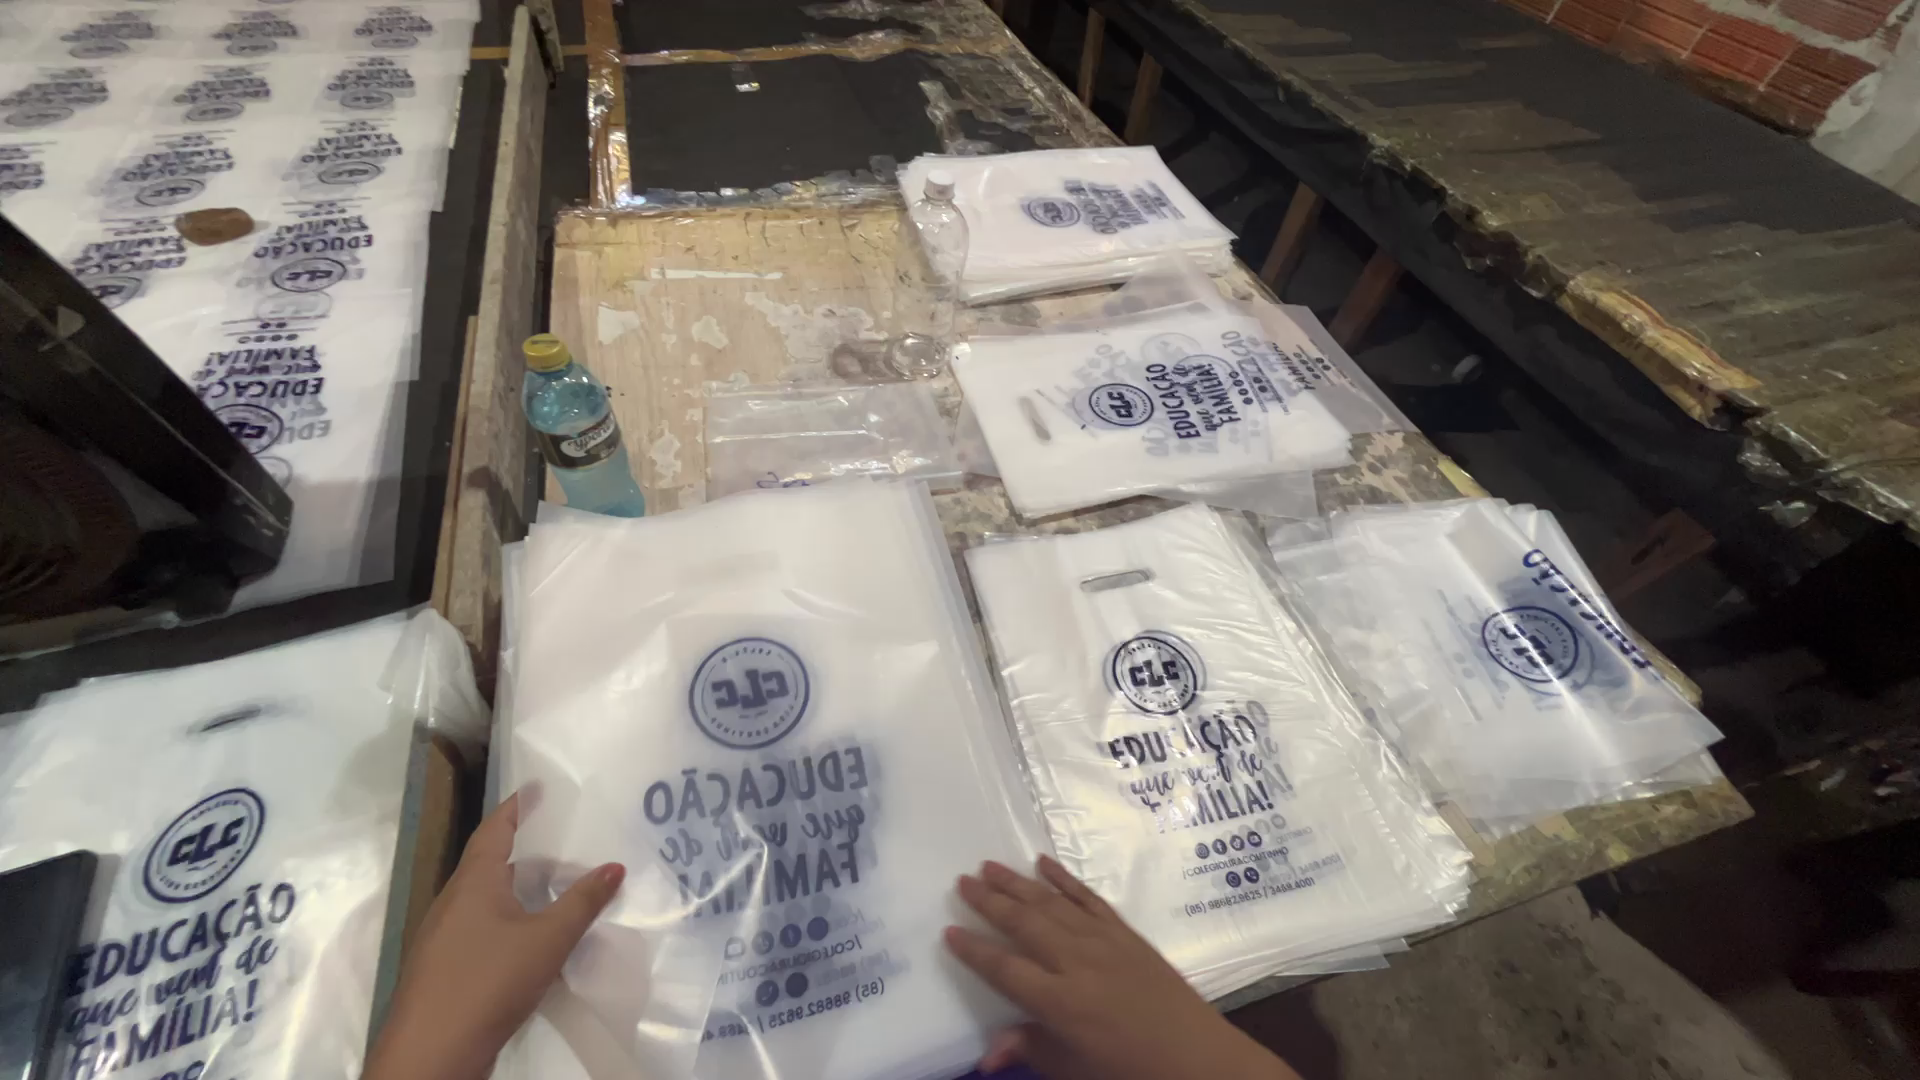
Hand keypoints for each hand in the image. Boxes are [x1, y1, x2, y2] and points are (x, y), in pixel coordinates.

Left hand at [364, 793, 625, 1079]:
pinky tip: (531, 931)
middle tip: (558, 831)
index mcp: (472, 884)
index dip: (516, 807)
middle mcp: (452, 904)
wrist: (428, 1062)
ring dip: (514, 884)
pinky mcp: (443, 971)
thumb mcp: (548, 939)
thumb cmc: (487, 983)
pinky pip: (480, 926)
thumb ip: (583, 901)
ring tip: (552, 878)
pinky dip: (507, 915)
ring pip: (483, 898)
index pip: (494, 831)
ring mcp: (442, 940)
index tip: (535, 787)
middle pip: (487, 863)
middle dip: (520, 846)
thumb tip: (616, 866)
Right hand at [946, 857, 1299, 1079]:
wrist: (1198, 1058)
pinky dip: (1064, 878)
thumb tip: (986, 1052)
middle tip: (962, 880)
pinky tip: (1044, 862)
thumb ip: (1031, 1050)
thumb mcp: (1075, 1071)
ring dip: (1017, 882)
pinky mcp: (1123, 931)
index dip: (975, 951)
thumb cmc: (1130, 1072)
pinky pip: (1087, 897)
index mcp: (1061, 1001)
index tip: (948, 930)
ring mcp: (1101, 940)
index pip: (1005, 969)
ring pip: (1050, 902)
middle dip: (990, 901)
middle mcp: (1076, 961)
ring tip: (989, 865)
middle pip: (1024, 923)